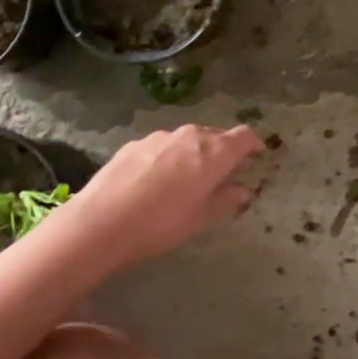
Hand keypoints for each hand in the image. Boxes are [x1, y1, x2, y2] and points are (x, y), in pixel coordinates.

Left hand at [62, 124, 264, 267]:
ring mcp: (160, 137)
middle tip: (221, 175)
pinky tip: (156, 181)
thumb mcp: (200, 218)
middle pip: (215, 136)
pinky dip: (169, 157)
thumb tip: (241, 190)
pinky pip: (163, 146)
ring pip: (187, 139)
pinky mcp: (135, 144)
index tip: (255, 157)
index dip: (252, 145)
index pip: (243, 136)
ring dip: (194, 153)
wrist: (102, 221)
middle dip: (223, 151)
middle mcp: (190, 136)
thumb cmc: (162, 223)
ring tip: (187, 179)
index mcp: (214, 152)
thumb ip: (225, 199)